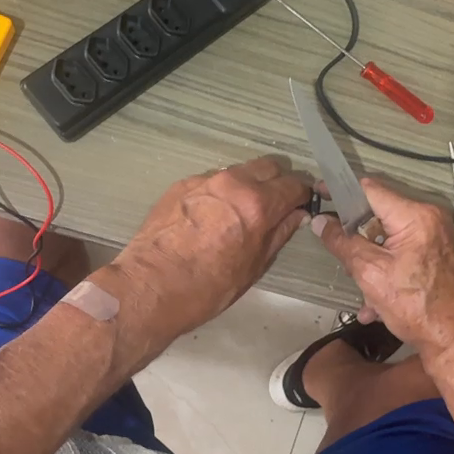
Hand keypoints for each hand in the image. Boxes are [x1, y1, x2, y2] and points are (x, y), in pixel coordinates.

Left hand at [99, 155, 311, 356]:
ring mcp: (204, 180)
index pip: (294, 185)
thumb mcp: (254, 267)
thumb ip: (279, 234)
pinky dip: (221, 192)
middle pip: (268, 166)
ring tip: (242, 211)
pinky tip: (212, 216)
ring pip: (239, 171)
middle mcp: (233, 183)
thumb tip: (296, 215)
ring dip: (248, 184)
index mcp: (257, 204)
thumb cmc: (208, 287)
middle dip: (278, 182)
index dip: (303, 195)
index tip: (302, 204)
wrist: (151, 287)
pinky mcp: (181, 185)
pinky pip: (212, 181)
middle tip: (277, 204)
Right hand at [310, 177, 453, 361]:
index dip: (341, 190)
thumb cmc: (418, 308)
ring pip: (389, 238)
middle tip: (343, 258)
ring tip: (363, 291)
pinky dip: (388, 270)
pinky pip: (404, 252)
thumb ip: (343, 243)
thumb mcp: (370, 274)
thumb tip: (321, 223)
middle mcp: (431, 218)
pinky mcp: (439, 253)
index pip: (370, 189)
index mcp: (415, 216)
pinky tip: (376, 302)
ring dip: (370, 260)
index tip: (320, 192)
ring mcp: (438, 236)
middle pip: (380, 215)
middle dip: (356, 237)